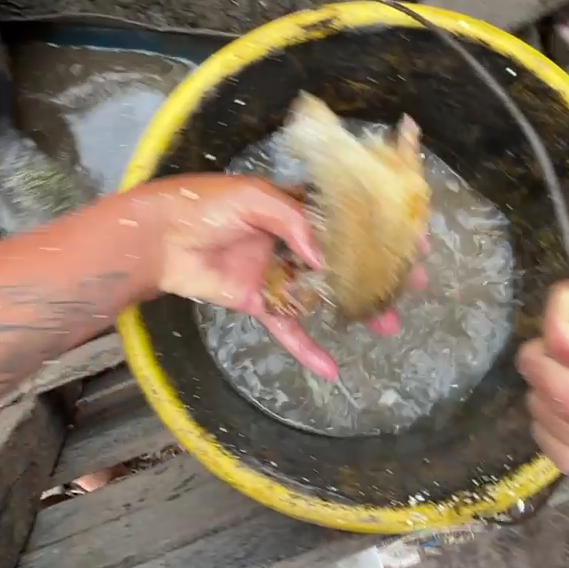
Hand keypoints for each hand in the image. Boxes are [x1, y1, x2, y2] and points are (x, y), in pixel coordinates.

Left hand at [129, 175, 421, 380]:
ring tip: (389, 325)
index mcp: (291, 207)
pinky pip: (285, 328)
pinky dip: (306, 348)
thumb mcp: (254, 199)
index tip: (411, 240)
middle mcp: (288, 240)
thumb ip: (293, 222)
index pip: (345, 217)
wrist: (157, 236)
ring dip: (355, 310)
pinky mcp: (256, 301)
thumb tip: (325, 258)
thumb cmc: (203, 205)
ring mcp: (274, 273)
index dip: (377, 228)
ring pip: (323, 295)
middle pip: (342, 259)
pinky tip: (331, 368)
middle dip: (377, 272)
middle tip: (411, 285)